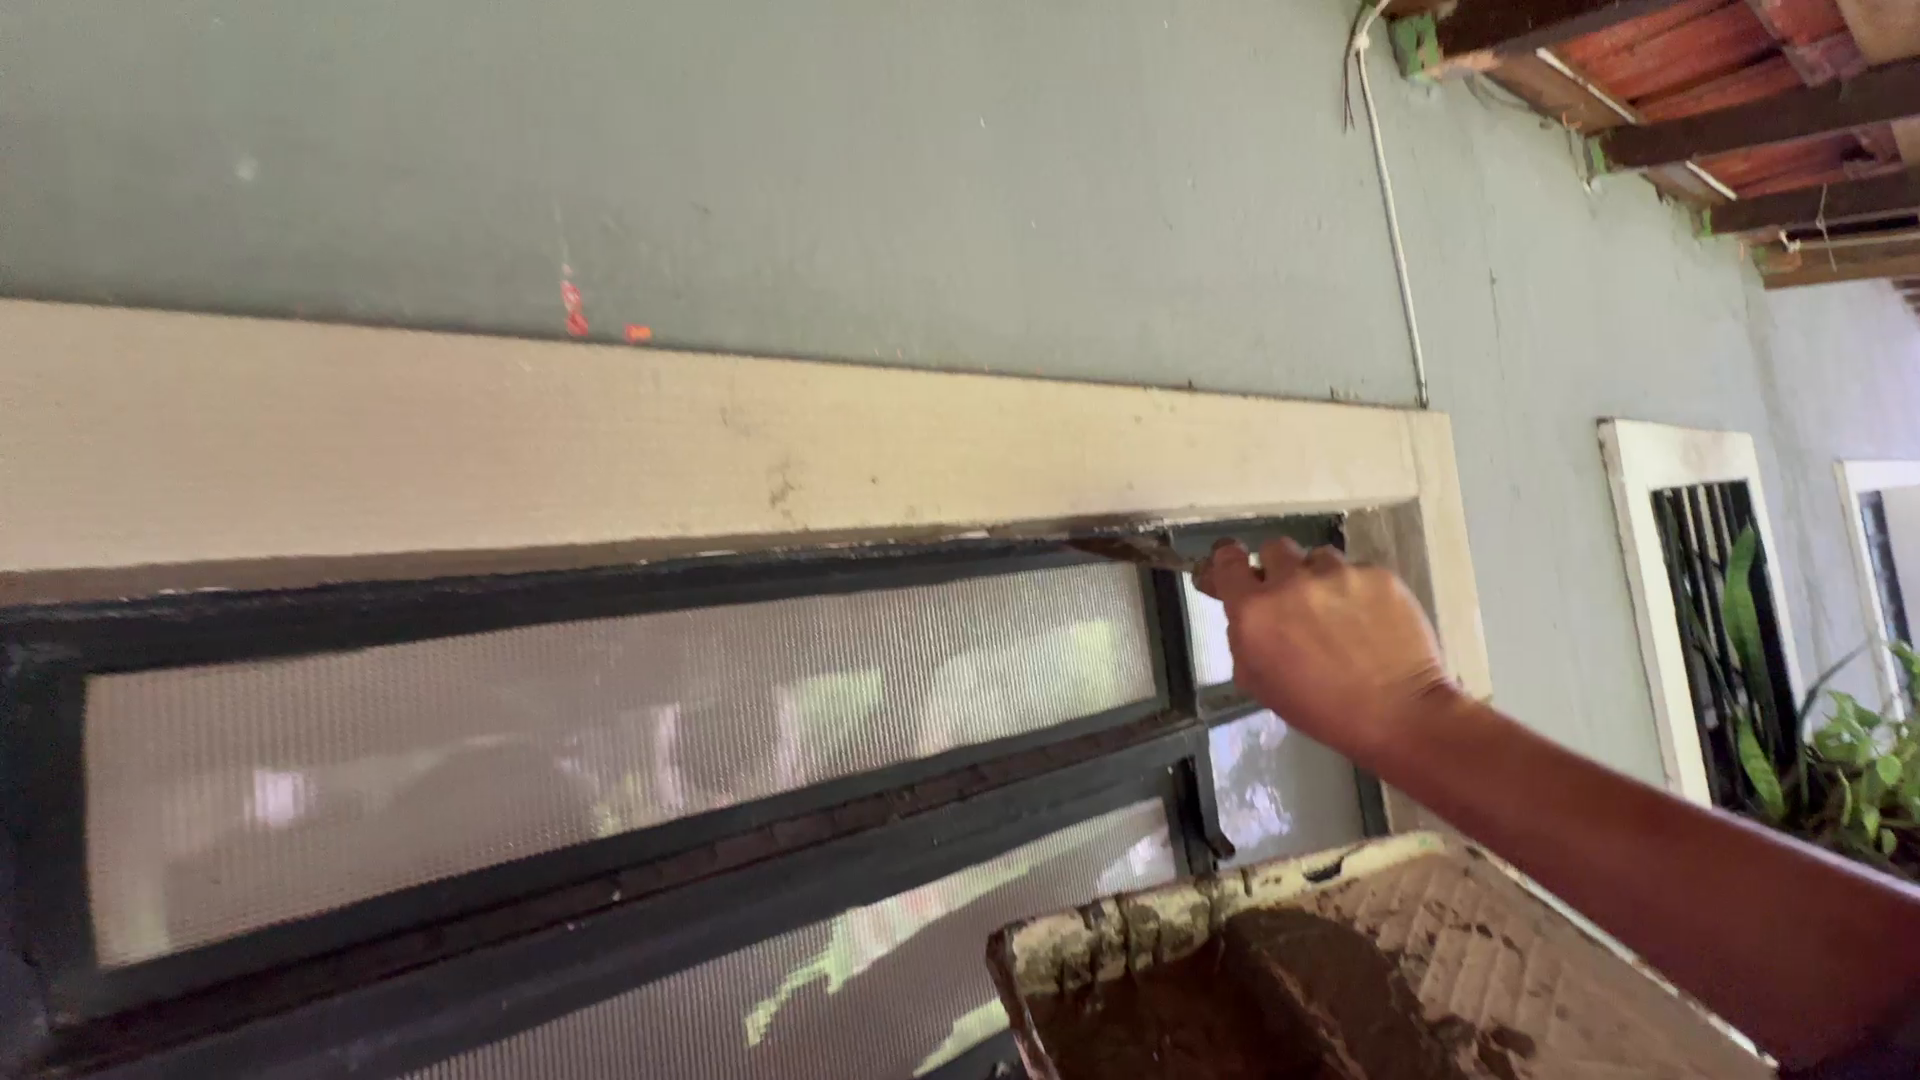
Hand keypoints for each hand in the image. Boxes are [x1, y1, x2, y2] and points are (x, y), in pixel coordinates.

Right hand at [1194, 538, 1457, 760]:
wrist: (1398, 714)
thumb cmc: (1318, 708)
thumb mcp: (1257, 681)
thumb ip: (1242, 637)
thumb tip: (1246, 614)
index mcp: (1253, 611)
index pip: (1228, 560)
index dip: (1228, 561)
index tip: (1234, 567)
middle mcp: (1290, 582)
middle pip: (1273, 548)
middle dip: (1277, 568)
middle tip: (1290, 595)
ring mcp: (1338, 574)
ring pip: (1318, 558)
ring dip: (1318, 578)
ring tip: (1335, 609)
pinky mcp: (1378, 575)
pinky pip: (1356, 571)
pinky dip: (1356, 590)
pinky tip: (1367, 619)